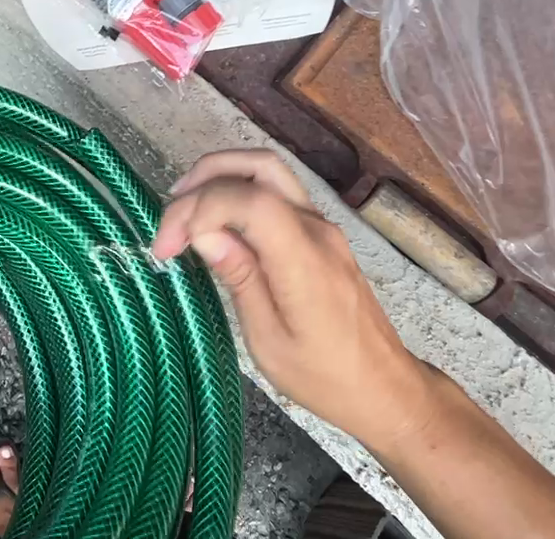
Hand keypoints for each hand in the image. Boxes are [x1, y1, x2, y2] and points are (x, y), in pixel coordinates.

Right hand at [151, 150, 436, 453]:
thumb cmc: (325, 378)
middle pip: (258, 166)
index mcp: (305, 260)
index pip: (250, 200)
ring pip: (266, 168)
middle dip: (203, 180)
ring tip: (184, 206)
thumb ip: (240, 279)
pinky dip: (236, 188)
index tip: (168, 247)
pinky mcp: (318, 231)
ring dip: (219, 175)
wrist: (386, 389)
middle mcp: (316, 228)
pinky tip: (213, 218)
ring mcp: (321, 224)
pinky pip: (274, 189)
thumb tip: (204, 234)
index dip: (200, 209)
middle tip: (170, 219)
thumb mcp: (270, 342)